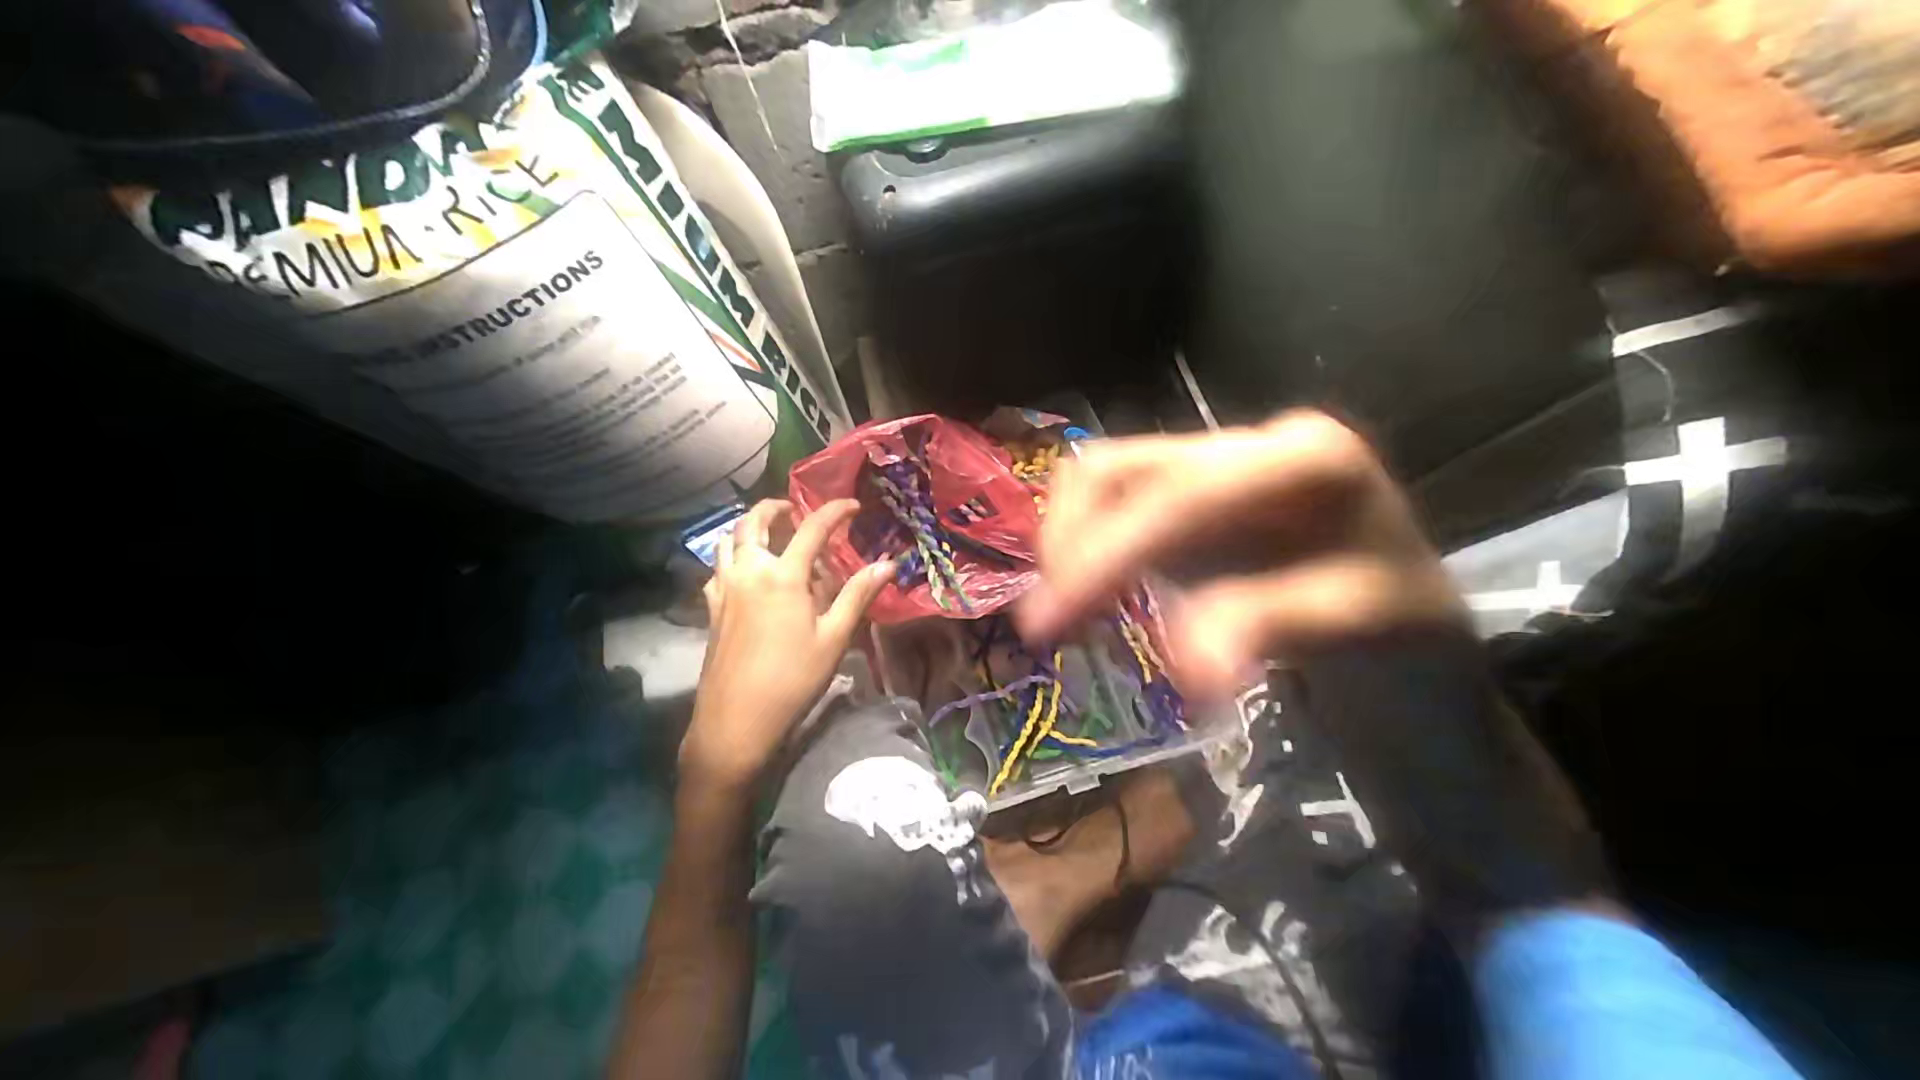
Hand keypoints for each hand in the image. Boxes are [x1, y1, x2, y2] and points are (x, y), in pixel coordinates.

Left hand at [681, 498, 893, 791]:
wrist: (736, 721)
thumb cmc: (792, 680)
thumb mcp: (833, 638)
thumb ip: (858, 596)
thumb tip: (888, 565)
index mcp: (783, 576)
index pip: (811, 528)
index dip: (834, 511)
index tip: (852, 505)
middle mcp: (749, 572)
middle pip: (755, 522)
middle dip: (776, 507)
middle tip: (796, 510)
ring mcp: (724, 588)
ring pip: (729, 539)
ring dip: (750, 527)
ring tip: (771, 534)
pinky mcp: (711, 607)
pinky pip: (718, 566)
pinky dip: (734, 555)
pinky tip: (747, 573)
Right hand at [1016, 410, 1465, 697]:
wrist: (1406, 602)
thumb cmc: (1397, 613)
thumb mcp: (1356, 620)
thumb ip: (1269, 627)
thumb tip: (1186, 668)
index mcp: (1304, 455)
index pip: (1182, 496)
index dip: (1107, 554)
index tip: (1050, 622)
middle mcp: (1247, 440)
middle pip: (1121, 469)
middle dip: (1071, 545)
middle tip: (1045, 625)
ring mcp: (1211, 457)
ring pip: (1103, 476)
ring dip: (1068, 539)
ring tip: (1063, 603)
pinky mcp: (1186, 485)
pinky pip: (1112, 497)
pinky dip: (1084, 539)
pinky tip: (1087, 584)